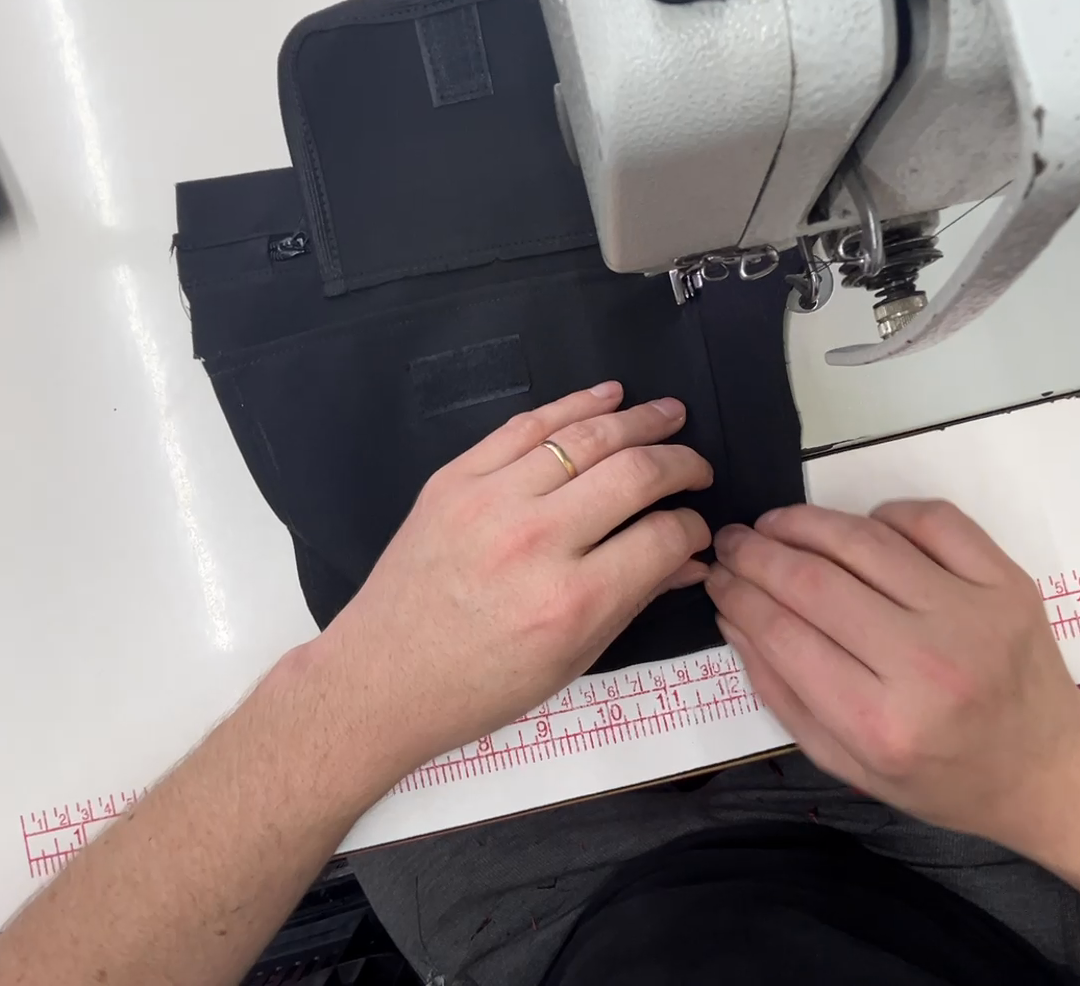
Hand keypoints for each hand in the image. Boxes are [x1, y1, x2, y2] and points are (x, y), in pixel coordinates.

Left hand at [297, 381, 713, 786]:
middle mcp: (536, 541)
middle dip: (680, 463)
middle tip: (697, 465)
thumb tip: (689, 559)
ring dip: (637, 419)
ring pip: (584, 437)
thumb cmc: (482, 684)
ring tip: (669, 413)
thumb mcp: (572, 659)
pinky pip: (525, 426)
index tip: (695, 526)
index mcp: (572, 601)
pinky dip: (573, 404)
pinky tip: (607, 395)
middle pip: (633, 473)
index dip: (693, 526)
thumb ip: (635, 599)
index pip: (662, 537)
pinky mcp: (454, 479)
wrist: (382, 677)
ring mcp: (490, 501)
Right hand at [707, 501, 1079, 846]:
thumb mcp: (844, 761)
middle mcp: (928, 664)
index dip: (736, 594)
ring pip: (863, 540)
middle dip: (756, 553)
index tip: (715, 575)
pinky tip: (858, 531)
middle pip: (813, 581)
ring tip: (774, 525)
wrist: (1050, 771)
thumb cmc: (939, 776)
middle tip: (731, 541)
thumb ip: (778, 690)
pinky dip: (882, 512)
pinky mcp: (1006, 581)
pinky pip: (929, 518)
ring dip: (803, 522)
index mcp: (880, 723)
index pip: (782, 632)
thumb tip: (731, 614)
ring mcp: (974, 615)